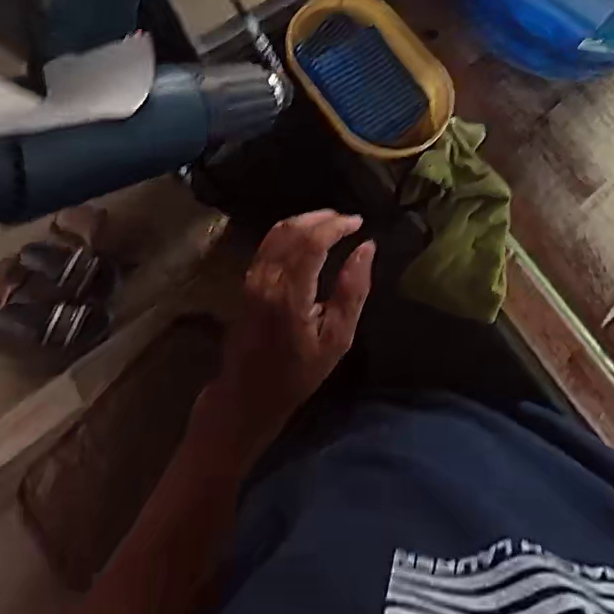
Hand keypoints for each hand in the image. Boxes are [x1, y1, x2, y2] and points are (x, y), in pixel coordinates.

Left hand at [197, 211, 373, 453]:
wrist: (247, 396)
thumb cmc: (298, 372)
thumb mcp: (337, 339)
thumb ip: (354, 290)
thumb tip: (367, 248)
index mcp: (290, 295)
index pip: (312, 242)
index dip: (336, 225)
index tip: (358, 222)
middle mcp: (266, 280)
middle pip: (293, 230)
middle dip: (323, 218)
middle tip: (348, 220)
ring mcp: (252, 279)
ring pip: (277, 232)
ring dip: (306, 221)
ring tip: (332, 223)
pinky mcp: (246, 281)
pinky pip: (268, 243)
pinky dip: (291, 232)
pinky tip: (309, 237)